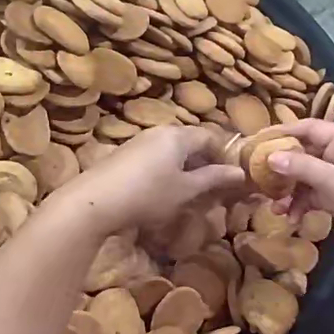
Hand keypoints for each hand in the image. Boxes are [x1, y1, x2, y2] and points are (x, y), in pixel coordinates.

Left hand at [50, 126, 247, 236]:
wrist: (94, 201)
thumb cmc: (147, 194)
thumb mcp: (185, 190)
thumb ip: (213, 179)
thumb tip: (239, 172)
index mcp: (177, 135)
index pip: (211, 136)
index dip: (225, 155)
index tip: (232, 178)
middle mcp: (157, 132)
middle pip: (189, 143)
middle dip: (204, 164)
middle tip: (214, 189)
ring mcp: (137, 143)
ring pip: (170, 152)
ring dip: (184, 170)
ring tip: (190, 194)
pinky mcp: (122, 157)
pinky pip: (153, 160)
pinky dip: (164, 173)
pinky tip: (162, 194)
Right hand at [266, 120, 333, 251]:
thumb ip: (301, 167)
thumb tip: (269, 157)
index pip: (310, 128)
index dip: (284, 132)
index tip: (258, 140)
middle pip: (304, 154)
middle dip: (282, 169)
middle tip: (259, 178)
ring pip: (305, 178)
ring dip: (289, 192)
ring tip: (276, 207)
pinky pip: (311, 195)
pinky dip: (300, 204)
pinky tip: (292, 218)